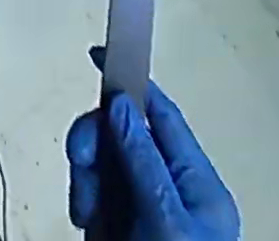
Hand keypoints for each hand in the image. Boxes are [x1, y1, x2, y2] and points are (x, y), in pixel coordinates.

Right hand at [68, 84, 239, 240]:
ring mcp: (146, 206)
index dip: (131, 82)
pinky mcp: (123, 222)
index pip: (162, 113)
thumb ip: (142, 160)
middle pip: (122, 134)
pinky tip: (87, 223)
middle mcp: (172, 188)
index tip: (97, 55)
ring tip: (86, 214)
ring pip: (101, 160)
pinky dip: (83, 199)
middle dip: (95, 142)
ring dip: (85, 178)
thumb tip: (121, 100)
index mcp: (198, 184)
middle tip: (80, 162)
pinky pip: (93, 188)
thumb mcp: (165, 218)